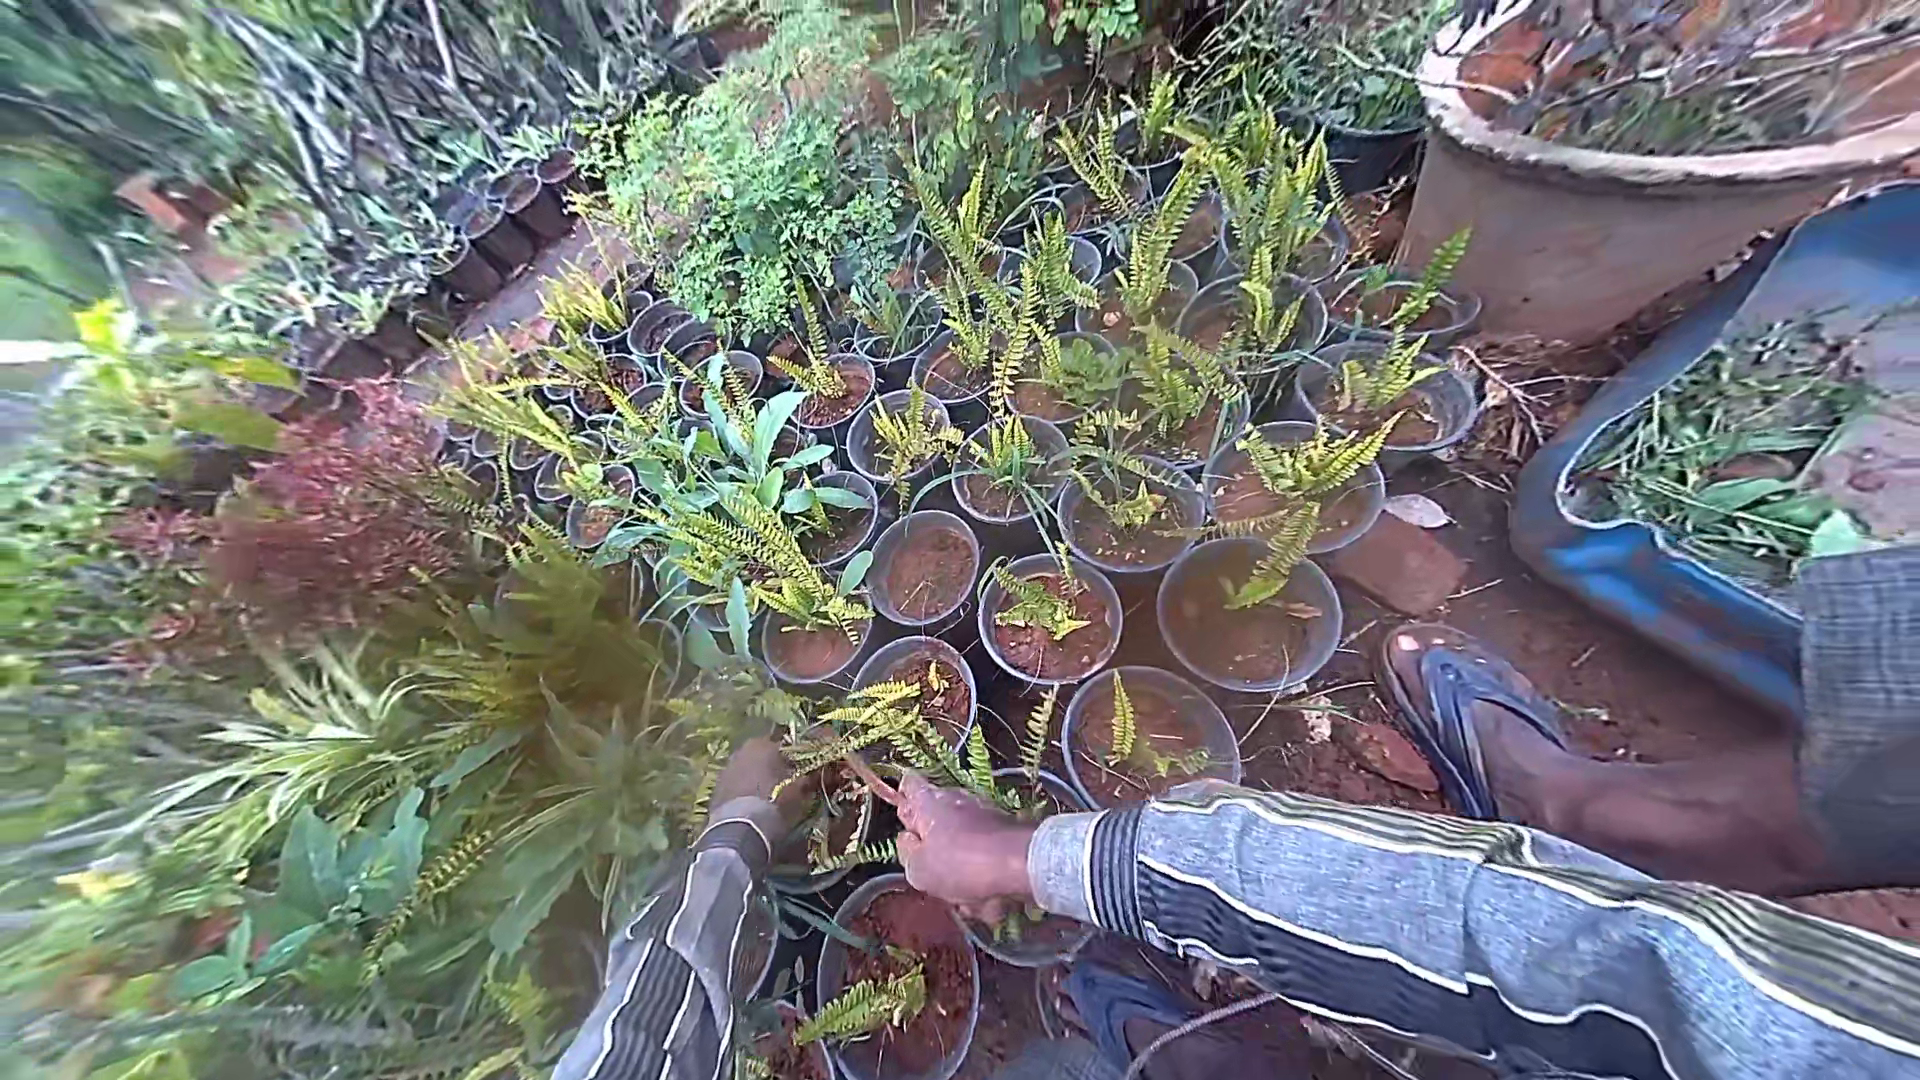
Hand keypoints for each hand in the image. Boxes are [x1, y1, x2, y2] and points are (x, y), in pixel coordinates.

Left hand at [708, 737, 806, 827]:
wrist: (739, 830)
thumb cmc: (775, 802)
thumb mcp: (799, 790)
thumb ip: (806, 776)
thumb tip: (810, 773)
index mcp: (764, 744)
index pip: (784, 744)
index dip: (794, 758)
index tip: (801, 770)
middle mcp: (743, 750)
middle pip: (763, 755)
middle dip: (772, 766)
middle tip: (784, 782)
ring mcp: (726, 768)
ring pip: (748, 769)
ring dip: (756, 778)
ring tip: (767, 796)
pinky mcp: (715, 788)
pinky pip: (736, 784)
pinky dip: (743, 791)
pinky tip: (751, 806)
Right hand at [895, 772, 1036, 920]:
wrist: (1020, 863)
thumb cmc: (961, 863)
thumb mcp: (918, 868)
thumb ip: (906, 852)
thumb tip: (907, 840)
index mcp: (929, 802)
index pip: (908, 784)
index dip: (903, 802)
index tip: (907, 829)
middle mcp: (956, 800)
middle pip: (935, 826)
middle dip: (936, 856)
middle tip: (938, 879)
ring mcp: (981, 814)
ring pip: (961, 850)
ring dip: (963, 878)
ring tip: (971, 900)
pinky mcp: (1003, 832)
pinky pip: (985, 859)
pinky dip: (986, 880)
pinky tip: (991, 900)